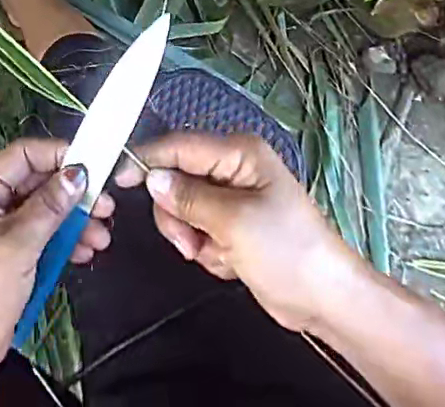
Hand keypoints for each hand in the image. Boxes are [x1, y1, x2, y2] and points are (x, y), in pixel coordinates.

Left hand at [0, 138, 115, 382]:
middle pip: (39, 182)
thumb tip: (78, 174)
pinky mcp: (9, 252)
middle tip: (104, 205)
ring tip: (100, 235)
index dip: (59, 156)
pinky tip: (86, 249)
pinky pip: (43, 233)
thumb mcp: (18, 245)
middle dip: (73, 195)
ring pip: (45, 209)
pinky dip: (65, 239)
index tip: (93, 164)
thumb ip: (50, 206)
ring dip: (74, 220)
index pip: (24, 154)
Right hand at [114, 131, 360, 332]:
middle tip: (190, 241)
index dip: (149, 159)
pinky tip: (229, 261)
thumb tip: (152, 179)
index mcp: (239, 152)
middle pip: (177, 179)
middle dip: (177, 213)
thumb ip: (189, 198)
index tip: (119, 178)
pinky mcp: (230, 225)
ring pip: (183, 207)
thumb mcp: (234, 222)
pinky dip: (205, 248)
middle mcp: (232, 168)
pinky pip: (197, 229)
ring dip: (191, 235)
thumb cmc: (287, 250)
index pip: (182, 146)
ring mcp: (231, 197)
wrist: (325, 299)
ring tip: (215, 253)